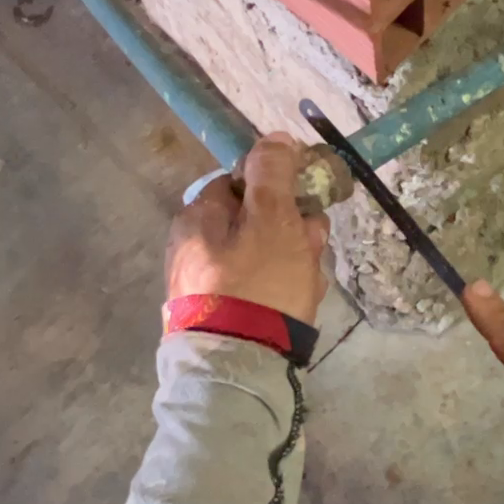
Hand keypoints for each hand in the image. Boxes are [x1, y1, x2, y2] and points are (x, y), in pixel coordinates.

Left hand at [167, 134, 330, 325]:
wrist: (237, 365)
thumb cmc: (259, 282)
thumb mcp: (273, 218)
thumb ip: (273, 173)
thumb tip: (276, 138)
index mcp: (198, 216)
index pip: (245, 184)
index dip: (282, 191)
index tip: (307, 210)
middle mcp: (192, 246)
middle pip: (256, 223)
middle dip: (293, 234)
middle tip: (311, 253)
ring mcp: (202, 284)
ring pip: (263, 258)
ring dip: (294, 264)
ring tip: (307, 286)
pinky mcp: (215, 316)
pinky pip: (256, 290)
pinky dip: (279, 293)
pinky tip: (294, 307)